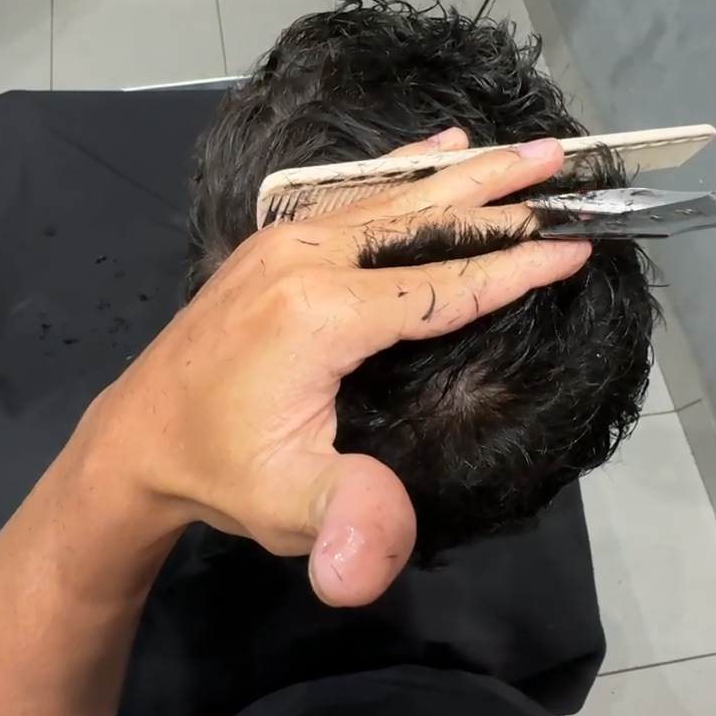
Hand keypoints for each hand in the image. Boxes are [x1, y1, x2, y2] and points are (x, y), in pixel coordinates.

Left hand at [72, 130, 589, 606]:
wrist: (140, 433)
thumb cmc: (220, 469)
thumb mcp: (284, 506)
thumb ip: (343, 521)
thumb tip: (373, 568)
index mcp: (320, 312)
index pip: (439, 285)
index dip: (511, 270)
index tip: (575, 247)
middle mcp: (305, 257)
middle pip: (422, 219)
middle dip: (500, 193)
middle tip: (565, 162)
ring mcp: (284, 240)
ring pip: (391, 197)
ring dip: (463, 173)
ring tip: (523, 149)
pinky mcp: (273, 243)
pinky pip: (351, 195)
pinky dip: (402, 169)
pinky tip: (436, 147)